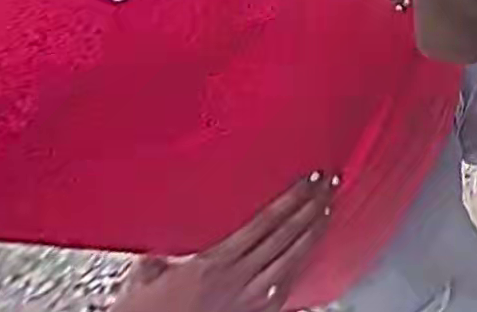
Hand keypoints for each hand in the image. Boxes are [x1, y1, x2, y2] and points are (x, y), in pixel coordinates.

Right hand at [111, 173, 334, 311]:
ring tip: (330, 210)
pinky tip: (311, 255)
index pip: (266, 220)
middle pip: (287, 235)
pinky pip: (285, 290)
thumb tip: (158, 251)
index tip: (313, 177)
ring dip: (315, 232)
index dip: (294, 197)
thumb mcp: (143, 286)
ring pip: (293, 259)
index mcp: (214, 263)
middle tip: (333, 183)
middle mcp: (236, 279)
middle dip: (313, 205)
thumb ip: (158, 262)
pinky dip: (301, 268)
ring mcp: (247, 301)